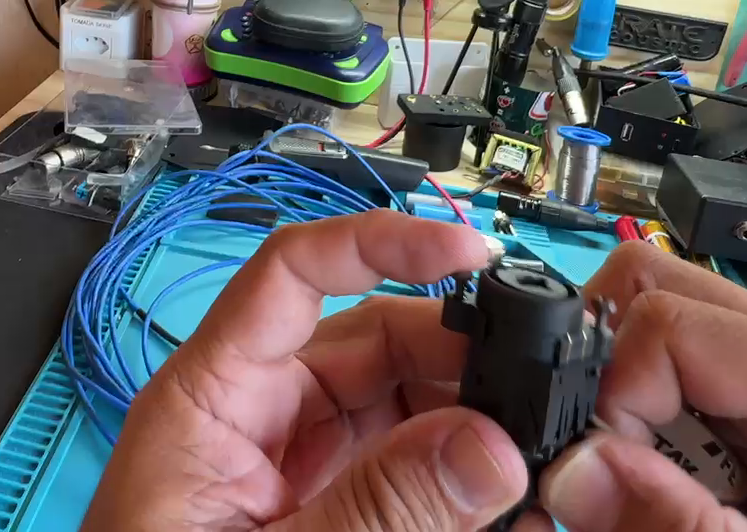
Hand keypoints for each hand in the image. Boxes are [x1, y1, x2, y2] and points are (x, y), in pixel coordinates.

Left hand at [83, 210, 529, 530]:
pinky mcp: (330, 500)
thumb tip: (492, 447)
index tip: (467, 252)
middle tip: (533, 383)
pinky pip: (402, 460)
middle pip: (367, 334)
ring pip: (397, 396)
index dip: (379, 242)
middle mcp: (261, 403)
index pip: (292, 269)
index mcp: (213, 389)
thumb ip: (376, 509)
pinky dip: (456, 470)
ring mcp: (299, 455)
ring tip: (533, 444)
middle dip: (451, 349)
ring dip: (466, 413)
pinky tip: (507, 492)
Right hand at [526, 242, 746, 531]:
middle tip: (602, 458)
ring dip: (621, 395)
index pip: (674, 325)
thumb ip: (689, 531)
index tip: (602, 476)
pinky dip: (646, 422)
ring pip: (655, 321)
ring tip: (646, 482)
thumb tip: (572, 473)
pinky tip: (676, 489)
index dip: (616, 392)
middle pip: (657, 285)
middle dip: (602, 365)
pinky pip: (676, 375)